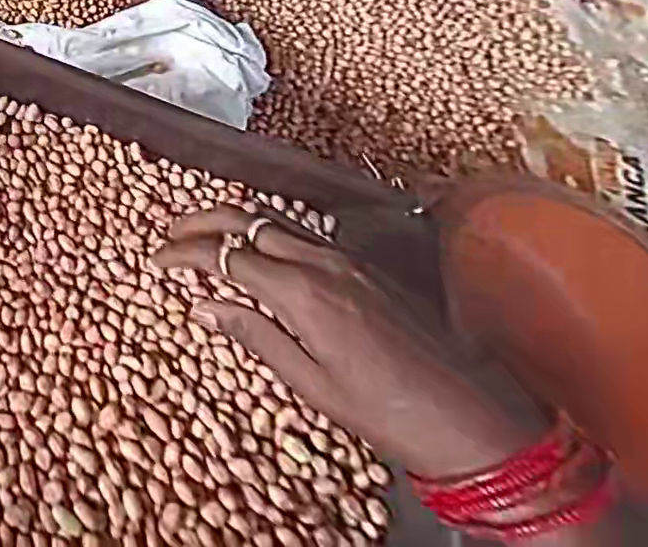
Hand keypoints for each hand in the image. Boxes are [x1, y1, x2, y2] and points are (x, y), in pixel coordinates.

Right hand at [151, 206, 547, 477]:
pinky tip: (259, 247)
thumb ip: (253, 334)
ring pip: (274, 217)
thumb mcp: (312, 385)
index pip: (224, 254)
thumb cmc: (392, 418)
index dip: (183, 253)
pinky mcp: (368, 267)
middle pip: (245, 219)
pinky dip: (267, 229)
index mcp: (302, 294)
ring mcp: (349, 261)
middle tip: (171, 232)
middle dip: (199, 221)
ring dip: (233, 219)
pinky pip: (304, 231)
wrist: (489, 431)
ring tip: (205, 233)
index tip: (159, 260)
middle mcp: (323, 264)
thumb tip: (203, 306)